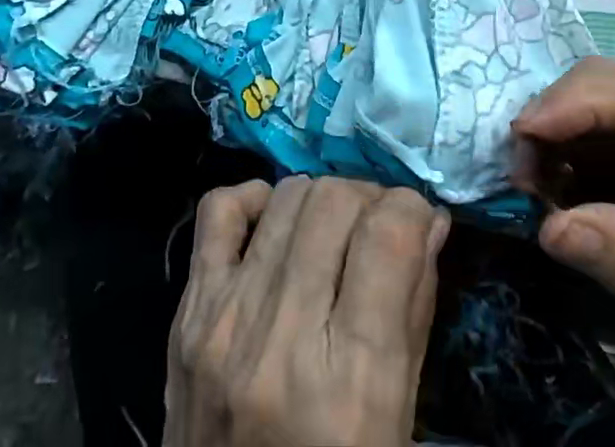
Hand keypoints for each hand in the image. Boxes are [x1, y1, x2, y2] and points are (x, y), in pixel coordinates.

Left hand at [164, 176, 449, 446]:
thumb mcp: (396, 417)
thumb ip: (414, 312)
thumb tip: (426, 221)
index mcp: (351, 379)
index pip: (387, 239)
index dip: (411, 210)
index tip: (416, 219)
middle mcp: (283, 335)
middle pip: (334, 203)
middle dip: (370, 200)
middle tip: (378, 225)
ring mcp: (225, 317)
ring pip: (286, 197)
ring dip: (323, 198)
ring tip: (334, 228)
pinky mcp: (188, 311)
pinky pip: (218, 210)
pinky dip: (255, 200)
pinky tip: (275, 224)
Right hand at [512, 59, 614, 446]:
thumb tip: (549, 224)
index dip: (588, 101)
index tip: (529, 129)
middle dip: (567, 108)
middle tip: (520, 158)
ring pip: (611, 111)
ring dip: (559, 132)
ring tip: (528, 179)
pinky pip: (603, 148)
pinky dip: (564, 158)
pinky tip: (547, 190)